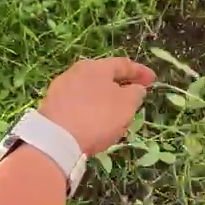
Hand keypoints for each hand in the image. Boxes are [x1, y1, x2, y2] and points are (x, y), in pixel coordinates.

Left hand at [37, 57, 155, 155]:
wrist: (56, 140)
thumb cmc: (98, 117)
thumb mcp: (127, 105)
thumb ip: (136, 93)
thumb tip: (135, 88)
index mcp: (96, 67)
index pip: (123, 64)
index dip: (140, 72)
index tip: (152, 80)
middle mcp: (76, 72)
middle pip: (104, 75)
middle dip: (120, 84)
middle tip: (133, 94)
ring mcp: (61, 88)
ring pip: (90, 89)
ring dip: (104, 97)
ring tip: (115, 109)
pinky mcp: (52, 106)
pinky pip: (78, 103)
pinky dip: (91, 107)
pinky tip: (95, 119)